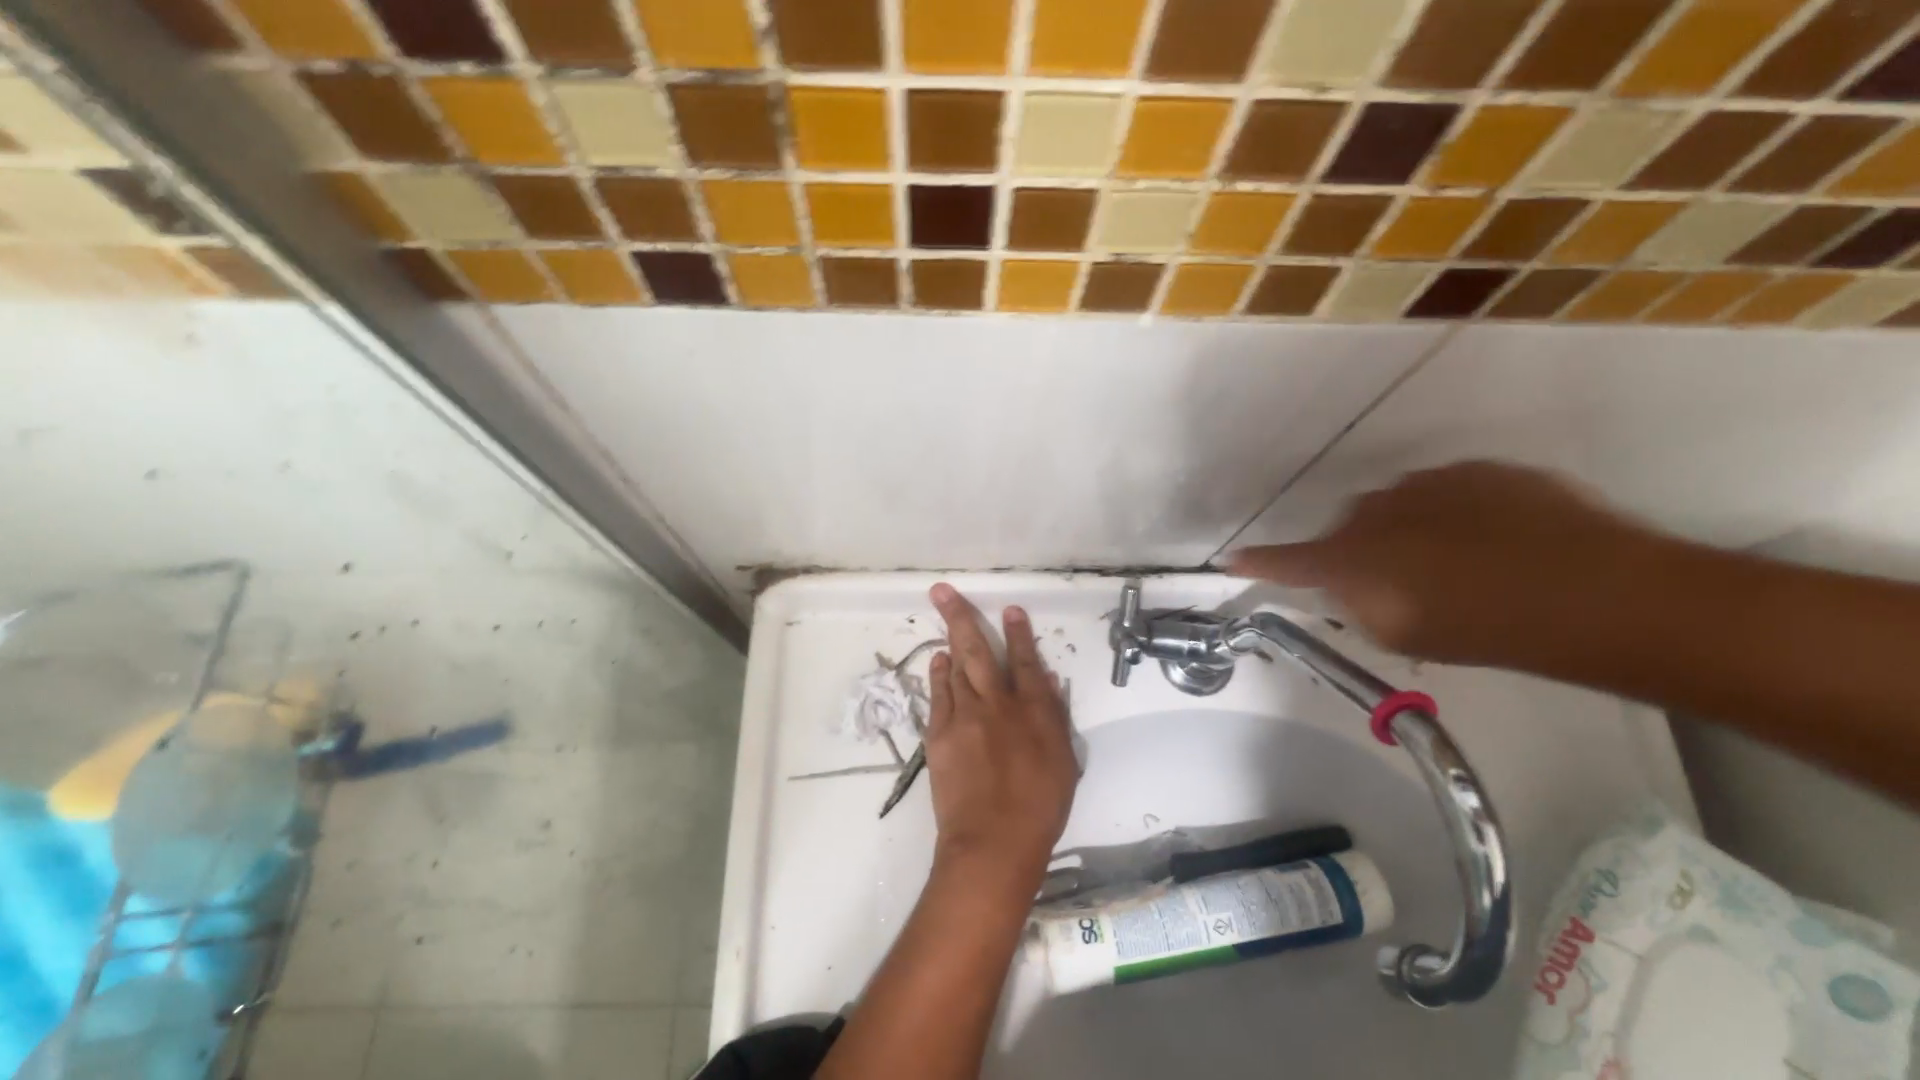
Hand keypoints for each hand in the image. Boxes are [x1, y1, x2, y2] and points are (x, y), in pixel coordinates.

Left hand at [924, 583, 1077, 885]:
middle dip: (962, 617)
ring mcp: (965, 717)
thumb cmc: (1040, 809)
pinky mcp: (940, 735)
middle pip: (979, 651)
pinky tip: (937, 661)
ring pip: (955, 668)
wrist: (993, 841)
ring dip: (949, 641)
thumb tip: (1048, 683)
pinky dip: (938, 675)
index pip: (1027, 662)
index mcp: (1035, 712)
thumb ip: (1055, 719)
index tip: (1011, 609)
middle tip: (943, 590)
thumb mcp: (1064, 764)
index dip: (1019, 633)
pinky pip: (938, 695)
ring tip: (942, 616)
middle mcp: (998, 705)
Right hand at [1228, 462, 1669, 666]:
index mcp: (1358, 556)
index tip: (1235, 559)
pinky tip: (1494, 544)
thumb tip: (1346, 582)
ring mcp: (1433, 482)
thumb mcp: (1406, 634)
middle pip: (1351, 525)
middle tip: (1403, 587)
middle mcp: (1383, 508)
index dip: (1264, 562)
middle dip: (1363, 549)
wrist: (1595, 592)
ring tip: (1459, 566)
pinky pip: (1448, 492)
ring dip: (1411, 530)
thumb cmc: (1488, 630)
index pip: (1294, 561)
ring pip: (1401, 505)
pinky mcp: (1482, 469)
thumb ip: (1359, 602)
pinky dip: (1454, 515)